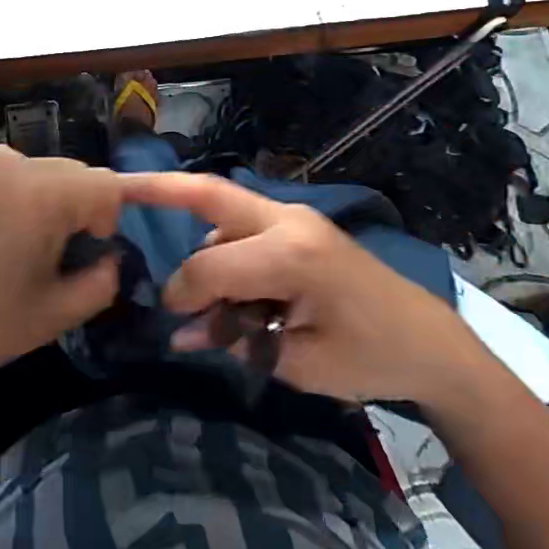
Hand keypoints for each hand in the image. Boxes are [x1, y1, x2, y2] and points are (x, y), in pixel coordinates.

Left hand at [0, 145, 123, 398]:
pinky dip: (10, 193)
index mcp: (42, 194)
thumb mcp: (53, 316)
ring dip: (45, 198)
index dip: (108, 219)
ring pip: (38, 169)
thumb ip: (101, 283)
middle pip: (72, 171)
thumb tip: (109, 259)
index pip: (105, 185)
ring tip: (17, 244)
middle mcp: (11, 161)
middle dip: (78, 207)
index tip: (86, 254)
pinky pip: (1, 170)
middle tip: (54, 256)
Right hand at [123, 172, 490, 404]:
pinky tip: (220, 292)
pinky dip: (221, 251)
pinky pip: (244, 227)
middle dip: (158, 187)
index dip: (181, 294)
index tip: (169, 319)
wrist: (433, 345)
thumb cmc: (371, 357)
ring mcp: (295, 219)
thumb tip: (184, 328)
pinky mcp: (300, 228)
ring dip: (198, 241)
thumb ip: (234, 337)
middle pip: (210, 193)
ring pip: (223, 213)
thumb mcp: (299, 362)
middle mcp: (288, 221)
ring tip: (188, 289)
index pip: (209, 265)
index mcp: (291, 253)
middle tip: (114, 187)